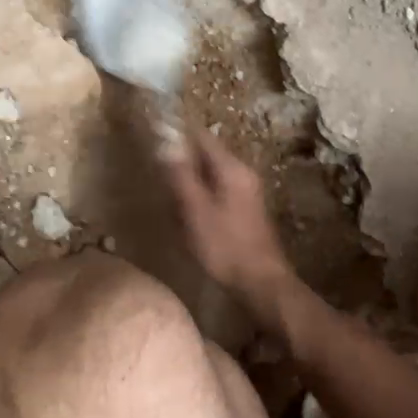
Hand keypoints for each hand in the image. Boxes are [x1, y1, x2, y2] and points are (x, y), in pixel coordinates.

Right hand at [163, 128, 295, 307]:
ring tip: (172, 202)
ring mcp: (247, 190)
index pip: (201, 136)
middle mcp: (242, 172)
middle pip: (206, 155)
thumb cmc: (225, 246)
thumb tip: (167, 143)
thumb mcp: (196, 210)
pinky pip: (218, 191)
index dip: (178, 134)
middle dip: (183, 163)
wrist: (262, 283)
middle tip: (160, 178)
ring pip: (211, 175)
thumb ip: (181, 175)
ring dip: (191, 183)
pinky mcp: (246, 208)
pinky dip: (201, 197)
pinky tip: (189, 217)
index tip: (155, 139)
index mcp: (231, 168)